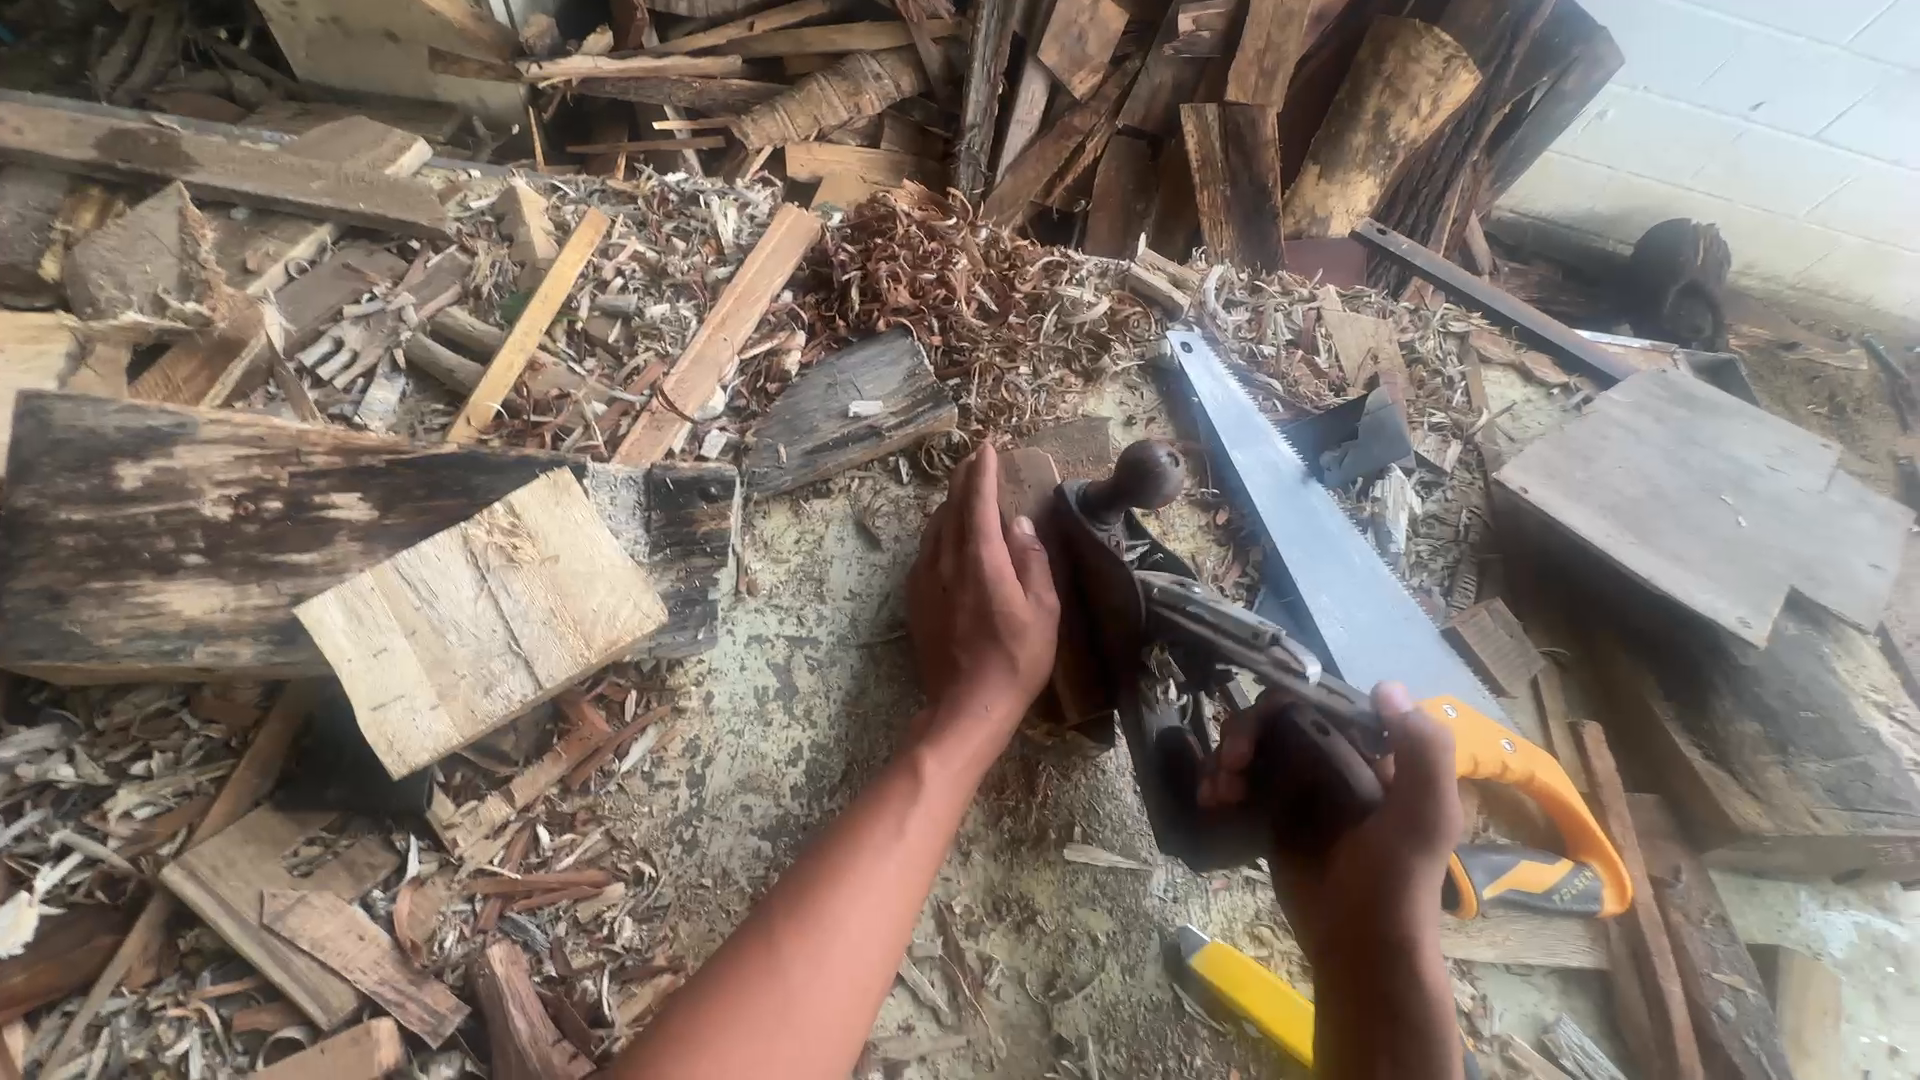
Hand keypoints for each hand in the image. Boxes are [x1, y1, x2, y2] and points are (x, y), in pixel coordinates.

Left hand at [906, 444, 1059, 739]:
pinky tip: (945, 534)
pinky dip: (938, 532)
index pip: (979, 502)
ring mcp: (925, 580)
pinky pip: (925, 551)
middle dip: (963, 479)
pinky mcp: (915, 598)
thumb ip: (1031, 561)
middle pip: (951, 508)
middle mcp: (947, 562)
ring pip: (934, 528)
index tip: (988, 448)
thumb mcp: (1043, 611)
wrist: (967, 704)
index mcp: (981, 560)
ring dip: (948, 503)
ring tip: (962, 490)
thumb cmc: (1016, 660)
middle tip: (974, 459)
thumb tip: (1019, 524)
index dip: (983, 472)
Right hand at [1200, 682, 1461, 962]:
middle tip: (1232, 764)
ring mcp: (1295, 787)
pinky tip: (1210, 801)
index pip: (1320, 704)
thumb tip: (1385, 685)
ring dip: (1224, 757)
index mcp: (1370, 755)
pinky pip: (1235, 780)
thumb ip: (1423, 751)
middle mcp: (1330, 762)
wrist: (1359, 948)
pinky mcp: (1269, 813)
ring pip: (1249, 747)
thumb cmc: (1397, 881)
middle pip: (1274, 720)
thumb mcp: (1426, 817)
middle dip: (1244, 732)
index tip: (1263, 723)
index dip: (1286, 702)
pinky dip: (1216, 781)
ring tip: (1218, 792)